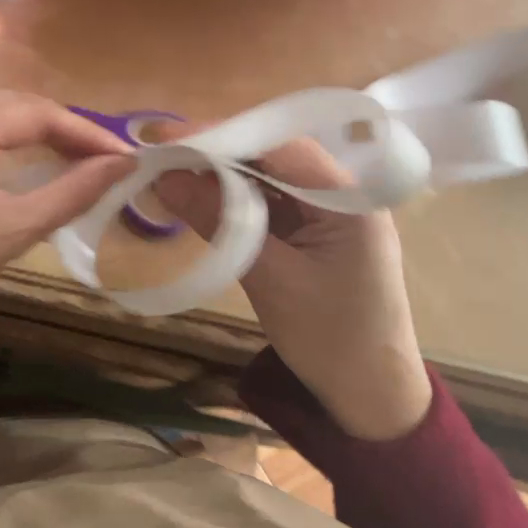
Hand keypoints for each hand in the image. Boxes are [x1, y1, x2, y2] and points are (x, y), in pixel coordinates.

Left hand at [0, 90, 135, 314]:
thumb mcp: (15, 229)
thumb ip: (72, 191)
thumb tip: (123, 163)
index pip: (32, 114)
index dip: (83, 131)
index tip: (123, 155)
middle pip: (13, 103)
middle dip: (61, 127)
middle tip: (104, 155)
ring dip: (33, 125)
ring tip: (74, 151)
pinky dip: (4, 128)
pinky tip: (29, 147)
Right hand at [149, 130, 431, 440]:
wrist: (371, 392)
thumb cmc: (329, 338)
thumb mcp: (268, 277)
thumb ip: (218, 220)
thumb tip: (164, 178)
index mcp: (348, 198)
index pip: (276, 144)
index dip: (216, 134)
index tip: (161, 137)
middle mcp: (342, 191)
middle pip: (270, 150)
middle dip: (213, 148)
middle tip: (156, 153)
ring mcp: (328, 208)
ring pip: (266, 171)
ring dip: (217, 169)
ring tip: (167, 169)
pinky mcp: (313, 226)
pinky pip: (268, 196)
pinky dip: (231, 194)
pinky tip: (196, 193)